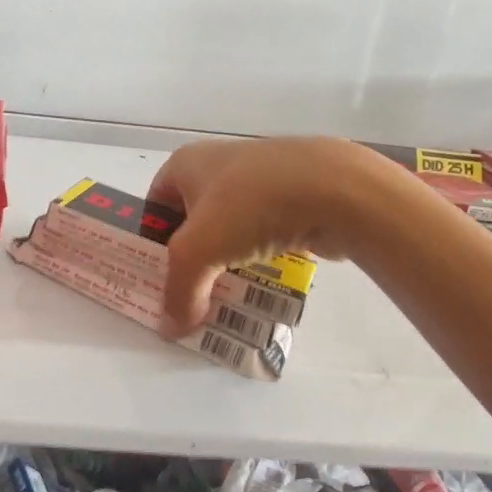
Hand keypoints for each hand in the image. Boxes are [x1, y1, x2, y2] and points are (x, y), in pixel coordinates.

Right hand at [147, 137, 399, 336]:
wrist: (338, 190)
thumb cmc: (250, 205)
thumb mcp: (198, 252)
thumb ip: (179, 292)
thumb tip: (170, 329)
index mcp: (186, 163)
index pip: (155, 204)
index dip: (153, 240)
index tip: (161, 276)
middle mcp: (220, 164)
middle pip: (195, 220)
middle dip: (195, 258)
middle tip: (194, 294)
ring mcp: (263, 177)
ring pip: (235, 228)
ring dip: (231, 261)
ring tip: (232, 294)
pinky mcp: (300, 195)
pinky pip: (271, 232)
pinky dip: (267, 257)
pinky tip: (270, 283)